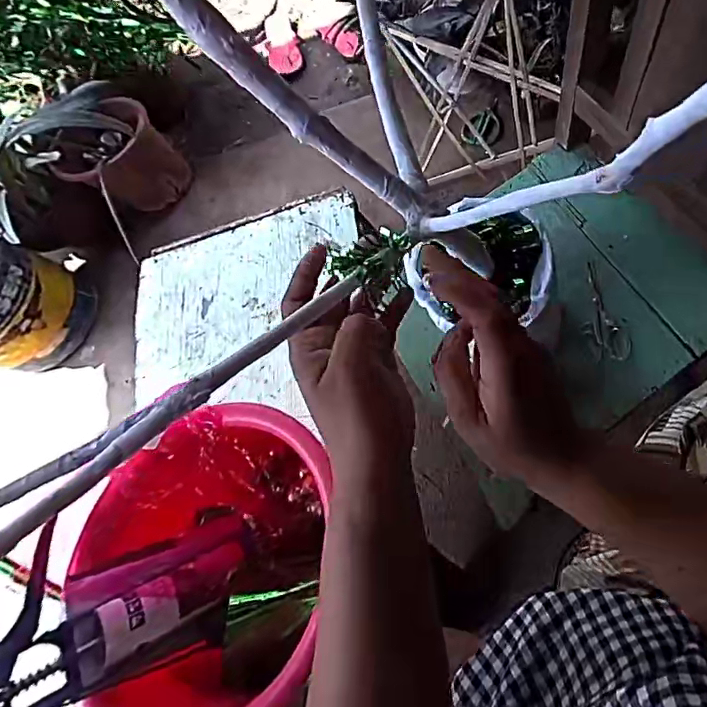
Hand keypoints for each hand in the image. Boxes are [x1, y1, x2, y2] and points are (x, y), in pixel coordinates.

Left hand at [283, 245, 415, 485]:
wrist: (379, 457)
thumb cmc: (355, 415)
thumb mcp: (349, 366)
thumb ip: (355, 328)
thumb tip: (366, 311)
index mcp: (308, 346)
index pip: (299, 302)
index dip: (307, 273)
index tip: (324, 249)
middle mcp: (328, 344)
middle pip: (335, 299)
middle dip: (352, 274)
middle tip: (375, 250)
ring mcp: (355, 350)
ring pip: (363, 307)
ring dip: (377, 286)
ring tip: (395, 263)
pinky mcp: (379, 356)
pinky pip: (384, 322)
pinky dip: (394, 306)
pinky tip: (408, 291)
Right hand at [425, 246, 583, 482]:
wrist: (563, 455)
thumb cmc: (513, 446)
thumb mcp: (469, 422)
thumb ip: (453, 375)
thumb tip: (453, 335)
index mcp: (506, 362)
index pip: (485, 313)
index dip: (460, 290)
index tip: (434, 280)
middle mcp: (522, 345)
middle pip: (494, 300)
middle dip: (463, 280)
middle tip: (433, 269)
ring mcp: (531, 344)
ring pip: (500, 308)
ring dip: (472, 291)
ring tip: (443, 285)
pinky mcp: (533, 348)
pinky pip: (505, 321)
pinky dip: (482, 308)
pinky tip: (465, 312)